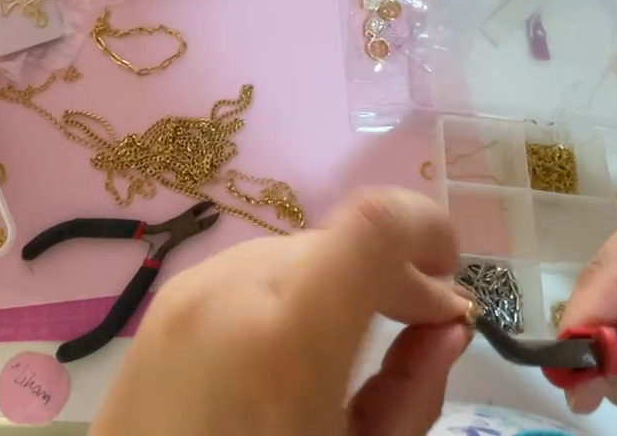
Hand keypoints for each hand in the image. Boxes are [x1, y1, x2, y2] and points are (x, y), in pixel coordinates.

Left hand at [93, 188, 474, 435]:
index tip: (450, 275)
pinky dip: (293, 291)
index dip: (426, 225)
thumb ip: (410, 393)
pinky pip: (252, 270)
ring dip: (342, 284)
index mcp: (287, 333)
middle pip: (340, 241)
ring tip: (355, 345)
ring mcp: (193, 286)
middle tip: (422, 328)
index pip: (373, 222)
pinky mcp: (166, 298)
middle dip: (393, 275)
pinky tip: (293, 346)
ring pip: (299, 253)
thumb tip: (447, 327)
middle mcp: (235, 285)